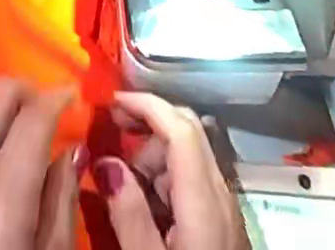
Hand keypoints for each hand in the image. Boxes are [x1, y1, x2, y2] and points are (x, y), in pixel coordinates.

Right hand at [91, 93, 246, 249]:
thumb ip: (127, 212)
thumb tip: (106, 162)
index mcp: (205, 205)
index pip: (181, 129)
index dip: (145, 105)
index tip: (108, 103)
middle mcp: (223, 200)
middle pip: (189, 133)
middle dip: (147, 123)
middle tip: (110, 133)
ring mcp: (227, 215)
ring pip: (189, 156)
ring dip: (152, 155)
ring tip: (123, 187)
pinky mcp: (224, 230)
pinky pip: (192, 183)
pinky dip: (164, 179)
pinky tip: (144, 208)